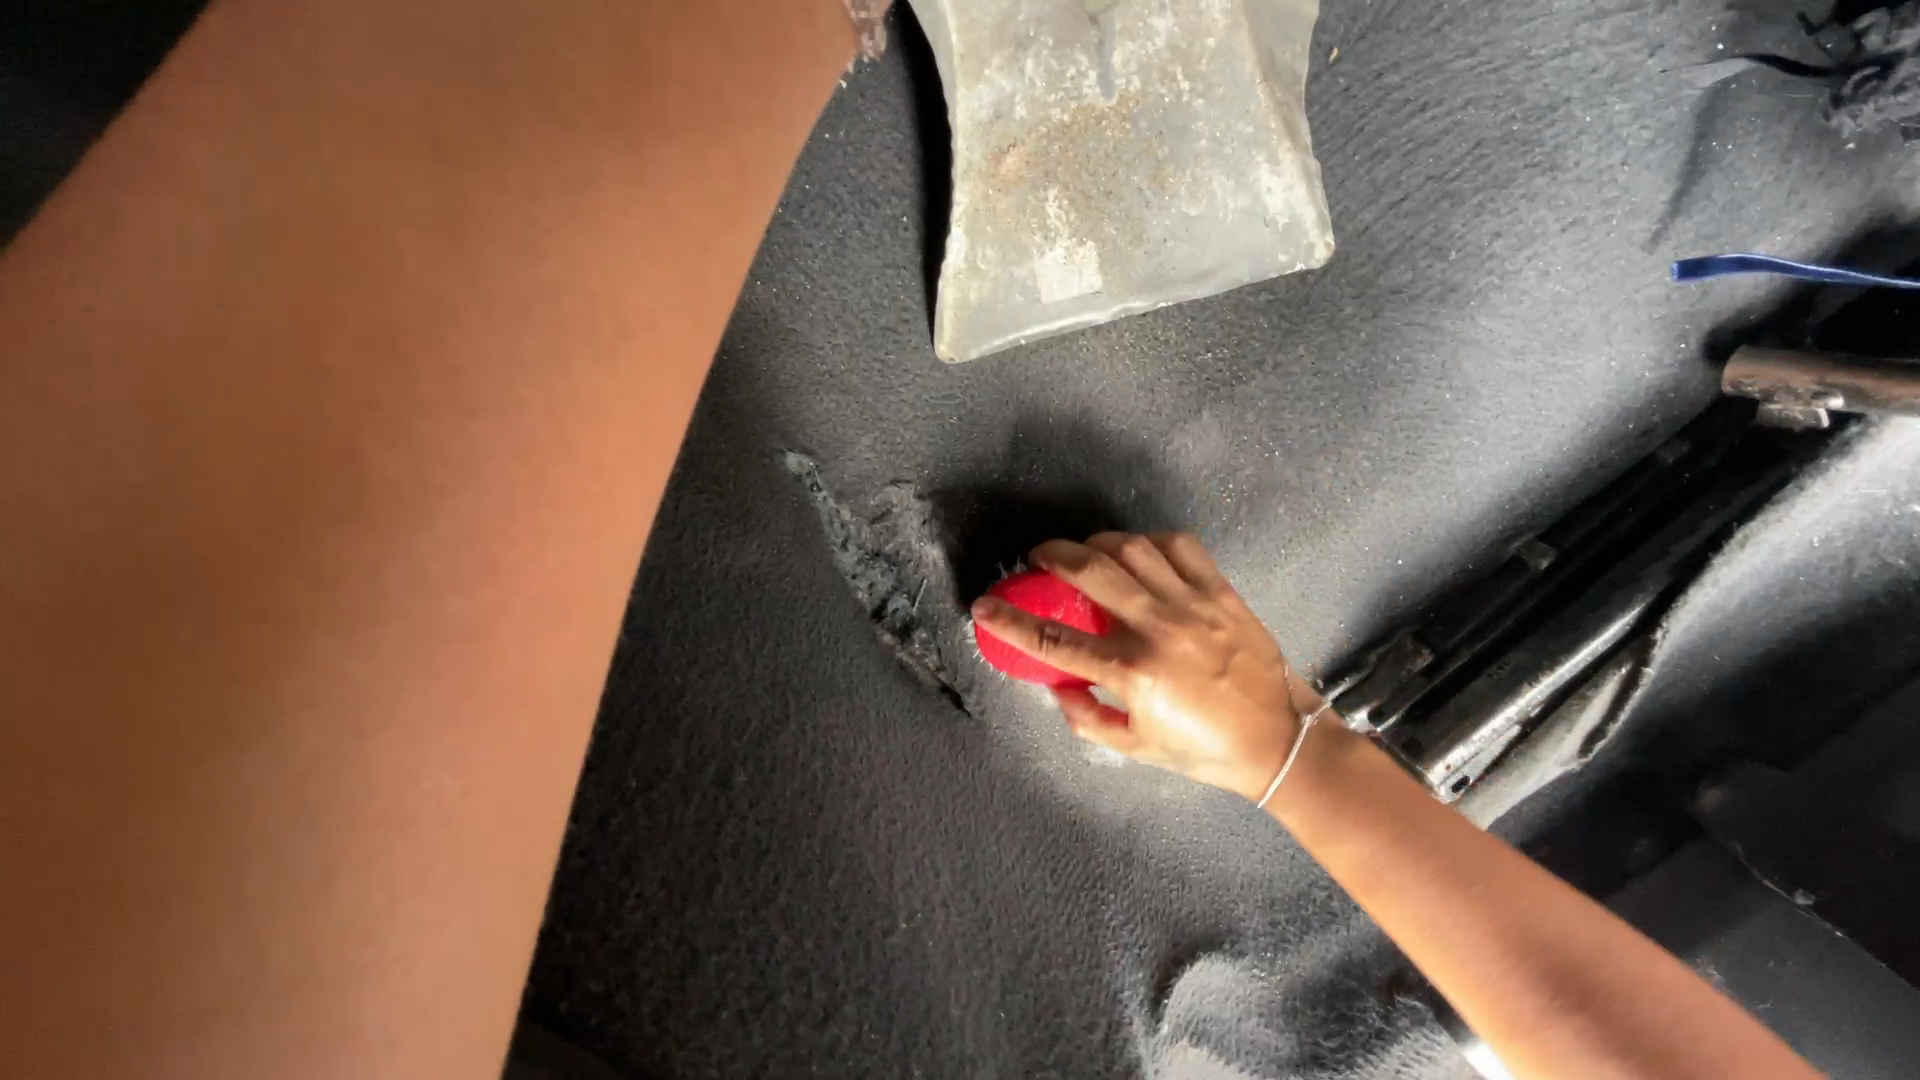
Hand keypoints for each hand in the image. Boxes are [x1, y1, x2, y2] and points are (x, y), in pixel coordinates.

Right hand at [970, 532, 1323, 801]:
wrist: (1279, 740)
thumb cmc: (1202, 749)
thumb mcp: (1135, 747)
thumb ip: (1086, 717)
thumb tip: (1056, 685)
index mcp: (1132, 674)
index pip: (1053, 640)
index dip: (1009, 620)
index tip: (982, 604)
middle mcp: (1158, 630)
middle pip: (1089, 572)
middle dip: (1051, 554)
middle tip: (1036, 556)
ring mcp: (1193, 605)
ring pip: (1132, 548)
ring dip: (1096, 542)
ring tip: (1085, 550)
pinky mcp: (1221, 592)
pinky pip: (1179, 546)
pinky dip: (1150, 541)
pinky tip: (1138, 551)